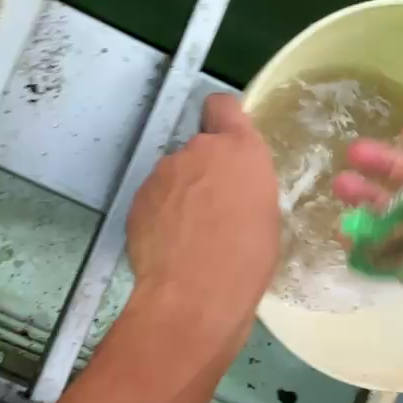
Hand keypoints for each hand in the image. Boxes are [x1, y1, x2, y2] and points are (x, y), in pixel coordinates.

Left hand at [127, 94, 280, 338]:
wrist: (192, 296)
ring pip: (173, 176)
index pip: (222, 106)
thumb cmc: (246, 261)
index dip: (222, 119)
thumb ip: (245, 186)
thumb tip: (230, 190)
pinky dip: (160, 215)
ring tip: (189, 235)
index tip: (227, 142)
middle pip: (197, 149)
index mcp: (238, 149)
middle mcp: (196, 151)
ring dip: (180, 194)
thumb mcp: (265, 216)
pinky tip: (169, 245)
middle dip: (202, 171)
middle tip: (212, 209)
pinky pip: (154, 199)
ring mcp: (161, 174)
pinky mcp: (137, 199)